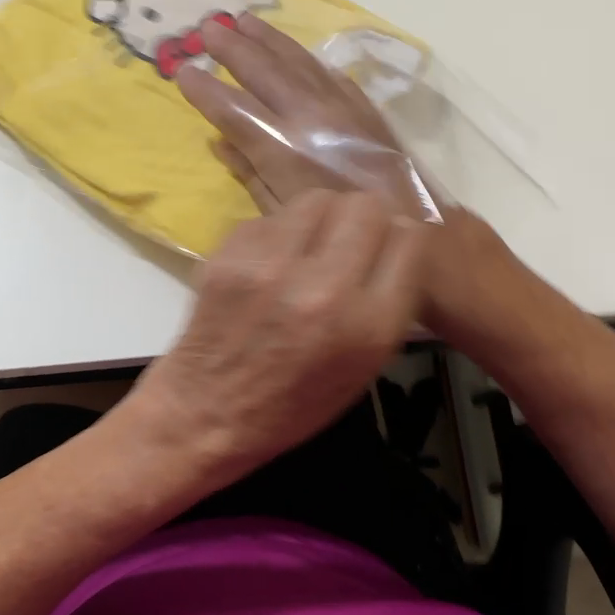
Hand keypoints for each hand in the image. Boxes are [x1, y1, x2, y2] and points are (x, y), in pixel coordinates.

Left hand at [121, 190, 425, 482]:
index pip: (409, 237)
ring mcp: (273, 267)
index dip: (399, 239)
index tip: (384, 249)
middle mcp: (326, 288)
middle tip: (346, 242)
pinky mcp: (230, 257)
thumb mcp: (363, 369)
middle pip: (367, 206)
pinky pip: (269, 218)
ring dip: (320, 219)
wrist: (205, 415)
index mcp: (370, 324)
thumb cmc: (290, 405)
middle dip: (363, 220)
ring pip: (317, 199)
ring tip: (307, 248)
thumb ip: (387, 303)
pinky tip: (267, 264)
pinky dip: (275, 235)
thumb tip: (394, 239)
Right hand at [176, 13, 435, 218]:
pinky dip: (303, 58)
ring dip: (267, 38)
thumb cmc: (334, 226)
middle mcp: (307, 116)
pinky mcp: (361, 104)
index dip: (205, 90)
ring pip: (295, 60)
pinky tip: (291, 51)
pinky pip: (325, 71)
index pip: (233, 109)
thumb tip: (222, 142)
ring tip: (243, 21)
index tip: (183, 71)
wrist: (406, 219)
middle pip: (263, 71)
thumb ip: (251, 174)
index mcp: (281, 149)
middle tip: (207, 27)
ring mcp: (338, 104)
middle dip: (232, 47)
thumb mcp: (281, 213)